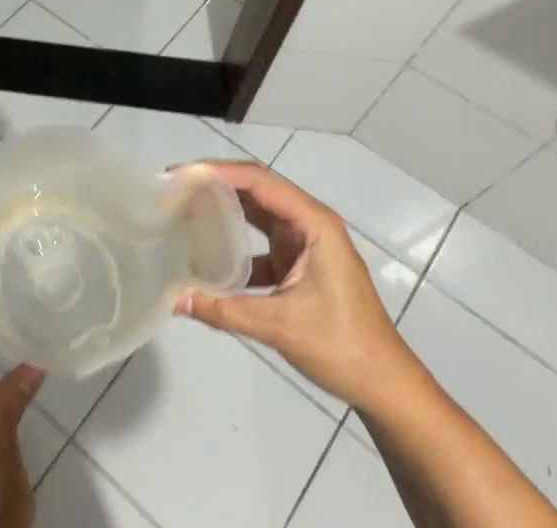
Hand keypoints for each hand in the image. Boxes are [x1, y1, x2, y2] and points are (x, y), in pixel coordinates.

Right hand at [175, 161, 423, 412]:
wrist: (383, 384)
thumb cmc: (342, 346)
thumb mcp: (279, 326)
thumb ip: (223, 310)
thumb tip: (173, 298)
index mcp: (314, 225)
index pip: (259, 181)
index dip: (217, 173)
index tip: (178, 175)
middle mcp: (310, 225)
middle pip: (257, 189)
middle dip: (215, 183)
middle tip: (172, 187)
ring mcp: (305, 245)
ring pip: (257, 213)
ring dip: (222, 208)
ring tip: (181, 208)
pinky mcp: (298, 265)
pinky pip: (259, 243)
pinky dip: (232, 244)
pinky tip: (203, 255)